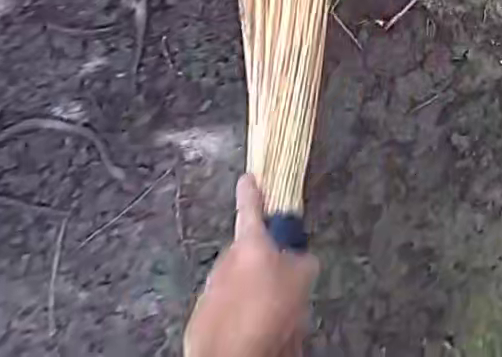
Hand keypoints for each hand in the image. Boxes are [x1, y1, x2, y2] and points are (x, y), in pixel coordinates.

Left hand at [184, 175, 320, 356]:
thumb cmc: (271, 310)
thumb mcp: (303, 276)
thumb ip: (301, 257)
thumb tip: (297, 256)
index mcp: (250, 244)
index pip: (250, 208)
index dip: (251, 191)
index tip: (247, 176)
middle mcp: (225, 262)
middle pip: (246, 250)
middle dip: (261, 258)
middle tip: (280, 274)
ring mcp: (209, 292)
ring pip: (235, 280)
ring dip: (251, 287)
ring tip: (269, 307)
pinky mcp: (198, 322)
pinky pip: (224, 307)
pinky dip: (237, 311)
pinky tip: (252, 326)